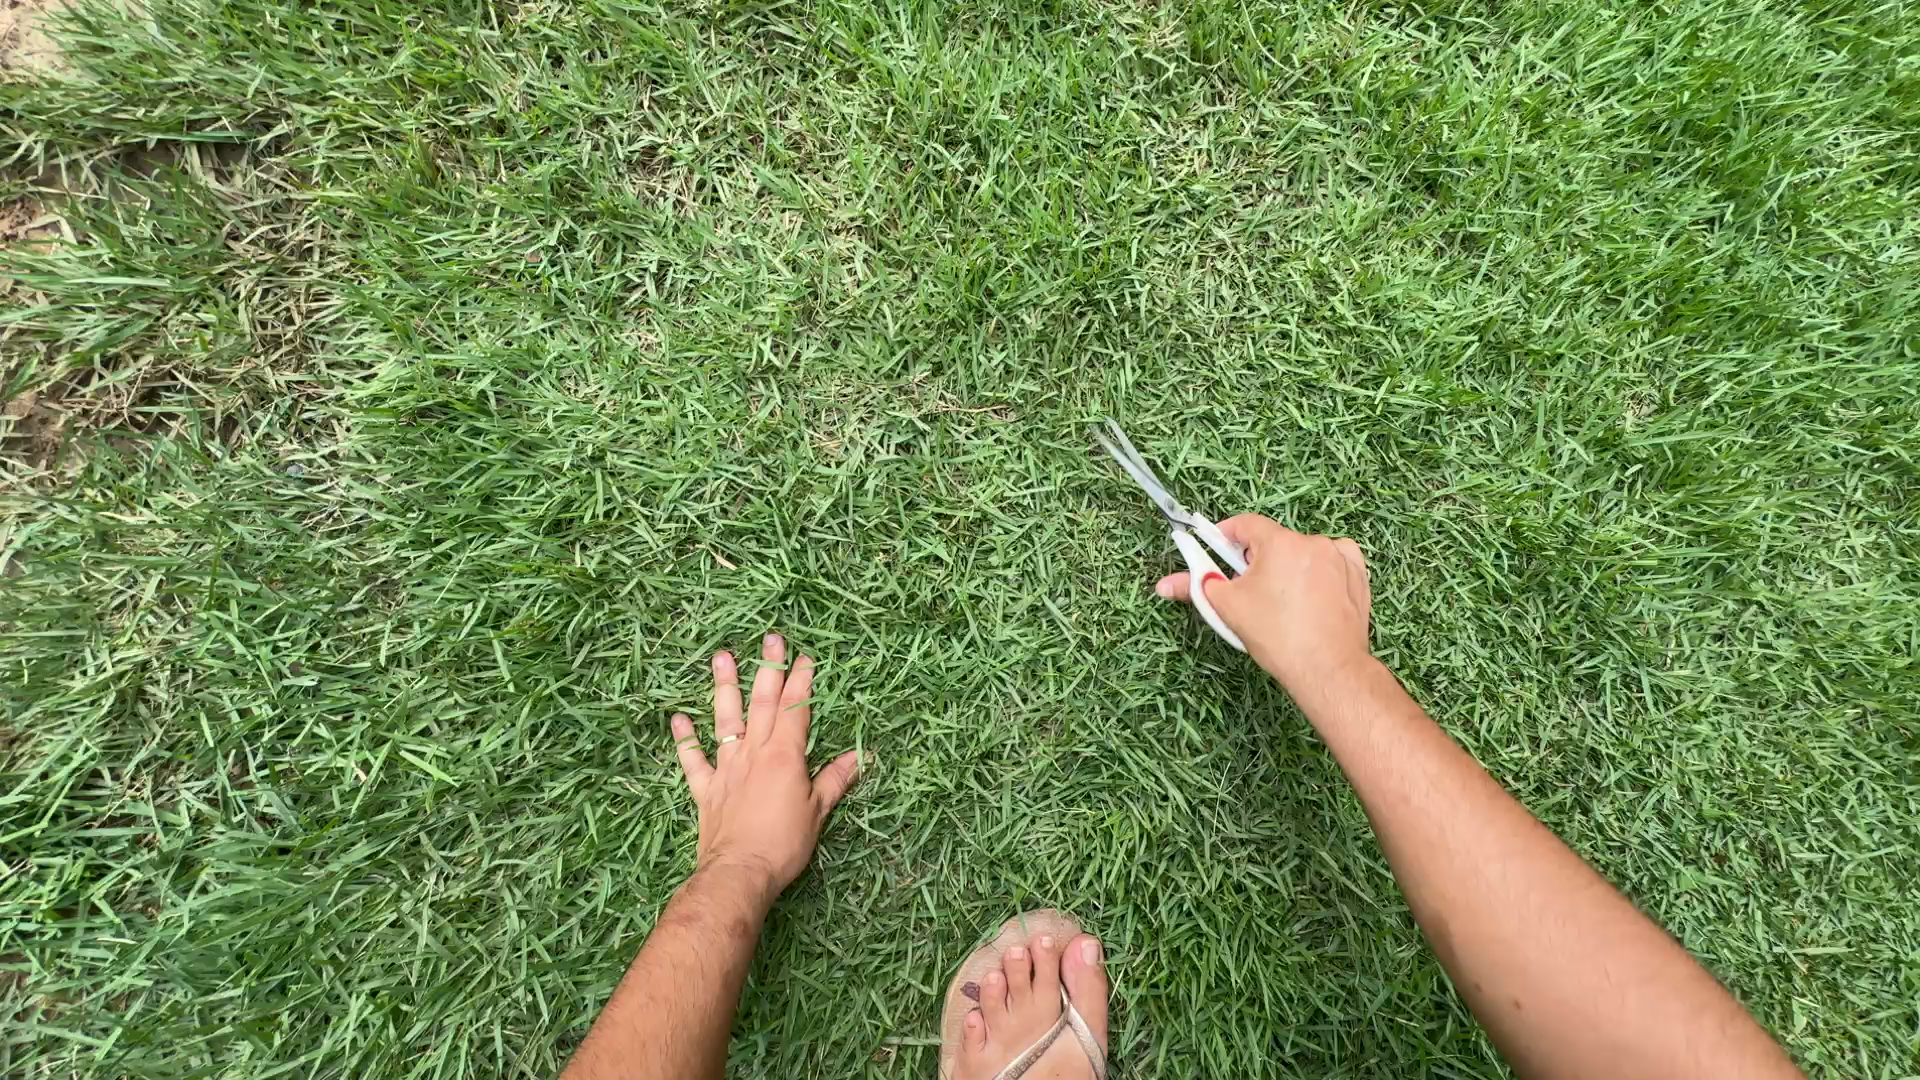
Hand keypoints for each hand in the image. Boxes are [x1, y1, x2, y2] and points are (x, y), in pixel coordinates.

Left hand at [670, 633, 860, 908]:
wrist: (737, 875)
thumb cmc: (784, 843)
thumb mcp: (817, 811)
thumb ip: (835, 779)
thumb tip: (861, 756)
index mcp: (784, 755)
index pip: (794, 709)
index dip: (801, 681)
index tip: (805, 656)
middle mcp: (754, 753)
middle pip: (761, 703)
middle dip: (768, 669)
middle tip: (770, 639)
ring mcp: (727, 769)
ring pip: (725, 720)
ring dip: (724, 687)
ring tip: (721, 658)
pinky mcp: (706, 789)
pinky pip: (693, 761)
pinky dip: (685, 740)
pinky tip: (678, 718)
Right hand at [1155, 514, 1372, 693]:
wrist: (1327, 669)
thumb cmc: (1276, 636)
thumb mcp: (1227, 607)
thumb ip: (1195, 587)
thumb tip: (1164, 585)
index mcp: (1280, 543)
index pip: (1245, 524)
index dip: (1225, 535)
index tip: (1215, 549)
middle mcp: (1313, 543)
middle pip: (1272, 541)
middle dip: (1255, 560)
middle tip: (1244, 588)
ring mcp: (1340, 559)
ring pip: (1300, 553)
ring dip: (1285, 567)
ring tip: (1277, 599)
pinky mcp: (1358, 577)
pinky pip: (1332, 562)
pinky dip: (1317, 572)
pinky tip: (1309, 595)